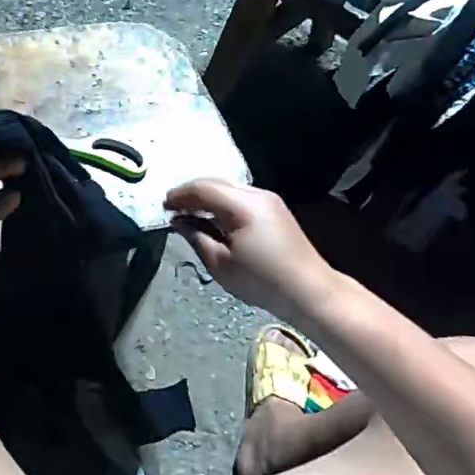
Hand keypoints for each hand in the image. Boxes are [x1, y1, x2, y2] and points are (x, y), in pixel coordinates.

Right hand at [165, 178, 331, 321]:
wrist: (310, 292)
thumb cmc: (262, 281)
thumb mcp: (220, 264)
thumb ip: (196, 237)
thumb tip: (179, 222)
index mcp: (242, 206)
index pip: (202, 188)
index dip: (179, 195)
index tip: (163, 206)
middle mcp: (256, 194)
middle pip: (215, 183)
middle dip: (191, 193)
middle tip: (173, 208)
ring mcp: (268, 200)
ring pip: (228, 188)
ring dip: (206, 197)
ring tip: (189, 214)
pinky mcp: (274, 209)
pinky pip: (239, 197)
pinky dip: (221, 203)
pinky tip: (213, 218)